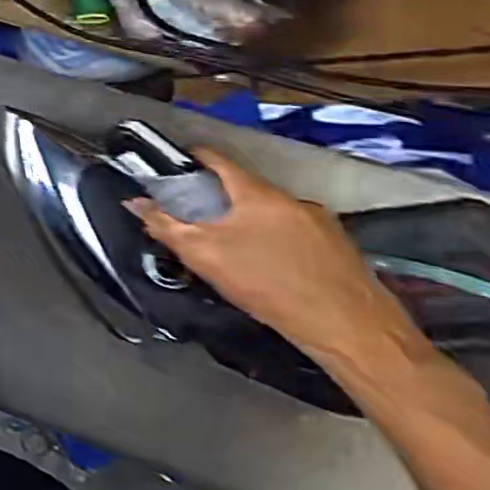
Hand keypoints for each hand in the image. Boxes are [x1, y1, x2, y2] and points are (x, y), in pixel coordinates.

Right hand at [126, 148, 425, 362]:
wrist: (354, 332)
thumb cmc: (270, 286)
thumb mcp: (204, 256)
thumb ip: (165, 225)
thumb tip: (135, 202)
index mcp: (256, 192)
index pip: (217, 158)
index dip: (191, 157)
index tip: (173, 166)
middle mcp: (291, 198)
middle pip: (244, 189)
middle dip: (220, 201)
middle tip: (200, 222)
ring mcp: (322, 222)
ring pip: (272, 213)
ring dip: (251, 223)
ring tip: (238, 252)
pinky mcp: (342, 248)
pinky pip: (298, 234)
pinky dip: (279, 242)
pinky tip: (274, 270)